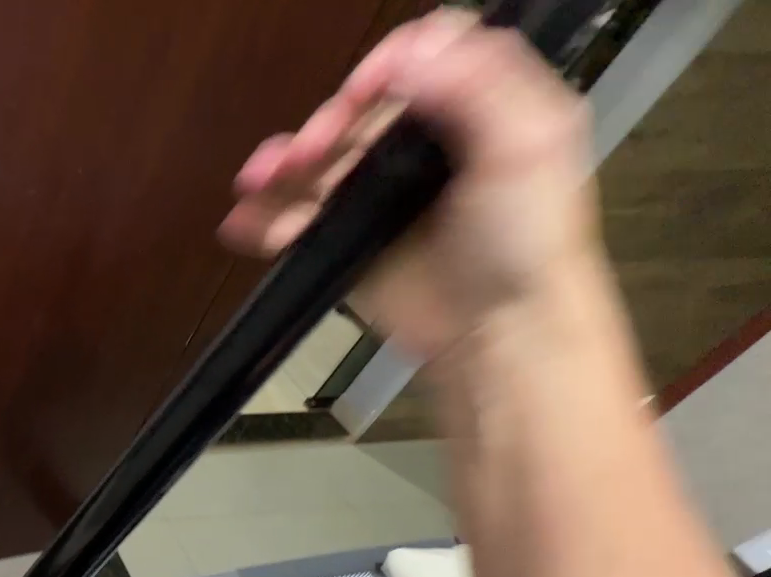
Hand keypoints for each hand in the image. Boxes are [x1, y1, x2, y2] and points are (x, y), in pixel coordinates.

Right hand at [218, 9, 603, 362]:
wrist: (491, 328)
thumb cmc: (525, 243)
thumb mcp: (527, 147)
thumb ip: (478, 87)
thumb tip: (412, 53)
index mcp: (476, 108)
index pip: (426, 56)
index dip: (390, 63)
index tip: (361, 92)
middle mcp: (421, 147)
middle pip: (357, 111)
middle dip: (322, 125)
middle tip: (307, 151)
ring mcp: (376, 196)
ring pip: (315, 164)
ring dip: (279, 166)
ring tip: (257, 180)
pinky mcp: (343, 240)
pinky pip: (292, 221)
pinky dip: (260, 219)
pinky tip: (243, 221)